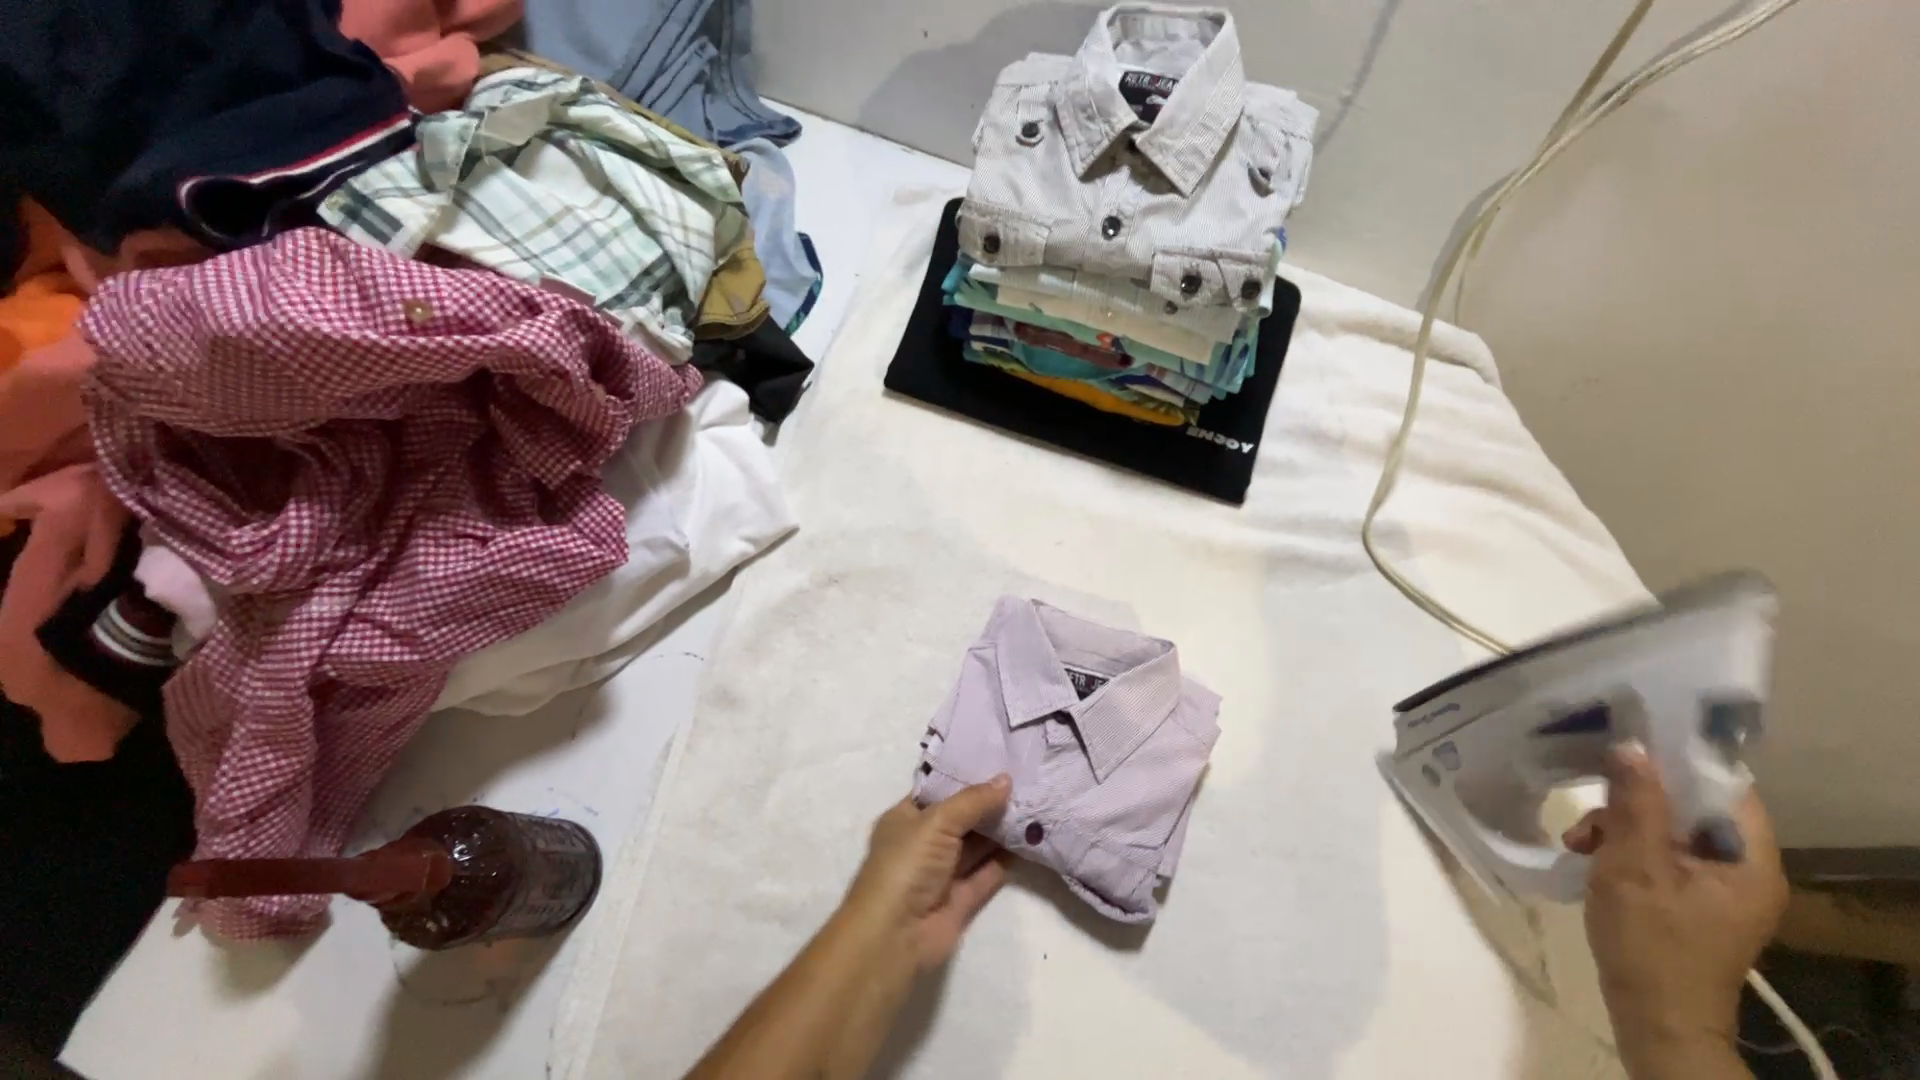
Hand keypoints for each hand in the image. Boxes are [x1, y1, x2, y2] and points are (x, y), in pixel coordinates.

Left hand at [842, 776, 1012, 970]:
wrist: (895, 936)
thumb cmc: (906, 865)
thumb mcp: (936, 821)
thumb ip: (973, 800)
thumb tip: (1006, 780)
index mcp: (905, 818)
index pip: (937, 791)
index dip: (965, 776)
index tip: (998, 760)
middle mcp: (923, 843)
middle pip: (961, 817)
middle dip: (989, 802)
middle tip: (1026, 780)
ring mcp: (942, 872)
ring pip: (977, 845)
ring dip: (1002, 829)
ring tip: (1035, 804)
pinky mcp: (962, 899)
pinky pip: (988, 872)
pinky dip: (1007, 858)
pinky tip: (1031, 839)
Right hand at [1565, 744, 1787, 1068]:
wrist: (1655, 1018)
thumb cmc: (1651, 941)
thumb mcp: (1633, 865)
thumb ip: (1636, 805)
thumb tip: (1631, 746)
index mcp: (1750, 862)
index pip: (1726, 788)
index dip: (1680, 763)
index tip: (1630, 748)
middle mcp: (1745, 871)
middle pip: (1692, 808)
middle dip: (1636, 802)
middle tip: (1591, 810)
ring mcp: (1720, 889)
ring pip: (1669, 831)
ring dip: (1621, 827)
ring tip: (1580, 842)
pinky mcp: (1693, 902)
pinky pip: (1661, 856)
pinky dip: (1624, 851)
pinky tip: (1589, 857)